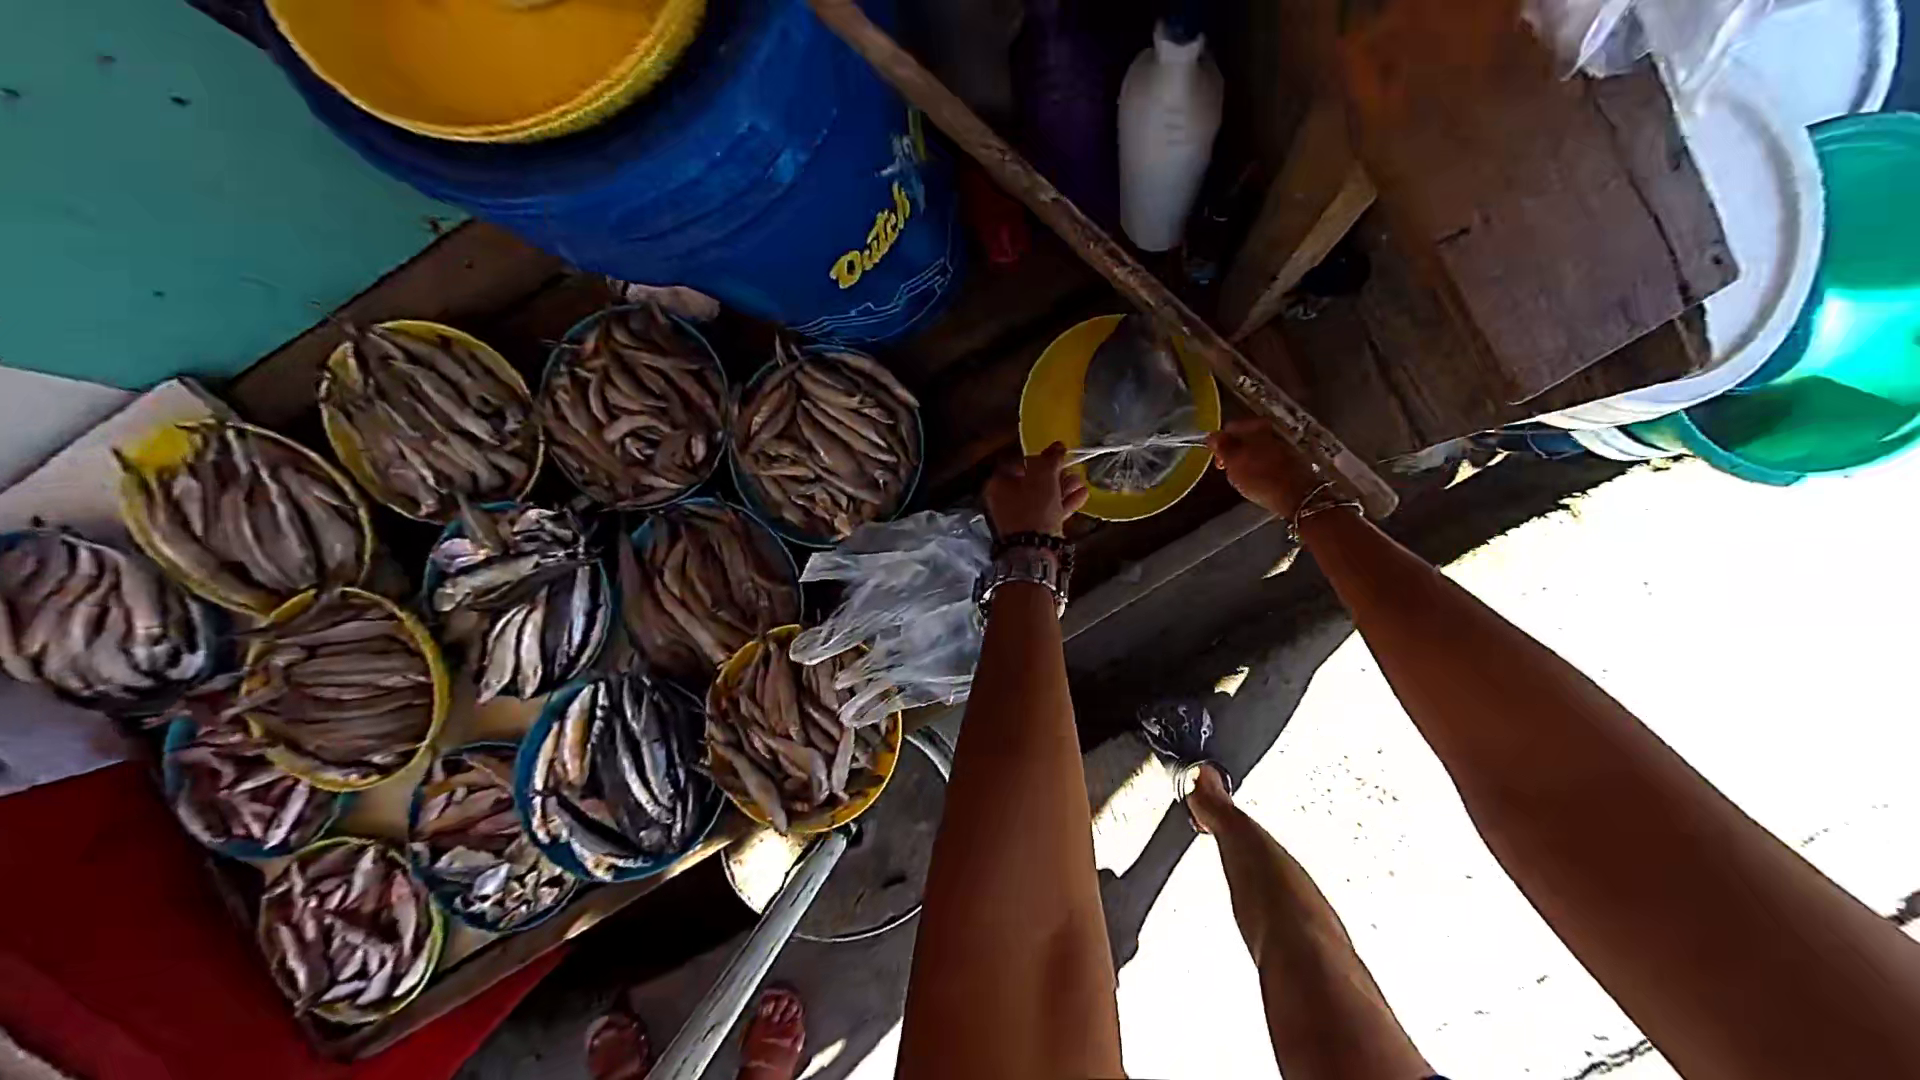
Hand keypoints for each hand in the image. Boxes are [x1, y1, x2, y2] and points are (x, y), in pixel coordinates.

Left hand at [984, 443, 1089, 536]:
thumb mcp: (1043, 476)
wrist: (1034, 550)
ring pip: (1041, 498)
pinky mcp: (1032, 532)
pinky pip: (1047, 512)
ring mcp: (1017, 518)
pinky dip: (1063, 504)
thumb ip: (1050, 459)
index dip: (1038, 458)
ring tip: (1080, 481)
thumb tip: (1057, 446)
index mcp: (998, 484)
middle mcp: (1003, 501)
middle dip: (1055, 474)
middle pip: (1031, 482)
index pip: (1017, 463)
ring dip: (1062, 488)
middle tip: (1072, 469)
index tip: (1056, 455)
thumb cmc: (1034, 507)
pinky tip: (1082, 496)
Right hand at [1206, 418, 1321, 517]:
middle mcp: (1269, 432)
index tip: (1218, 462)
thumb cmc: (1260, 478)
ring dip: (1246, 461)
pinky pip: (1266, 460)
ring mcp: (1281, 446)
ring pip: (1255, 449)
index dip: (1219, 444)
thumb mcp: (1234, 462)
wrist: (1297, 495)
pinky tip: (1258, 481)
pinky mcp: (1289, 460)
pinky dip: (1259, 468)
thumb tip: (1211, 435)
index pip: (1229, 429)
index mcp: (1255, 427)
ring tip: (1243, 478)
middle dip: (1233, 453)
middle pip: (1243, 438)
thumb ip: (1221, 446)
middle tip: (1229, 470)